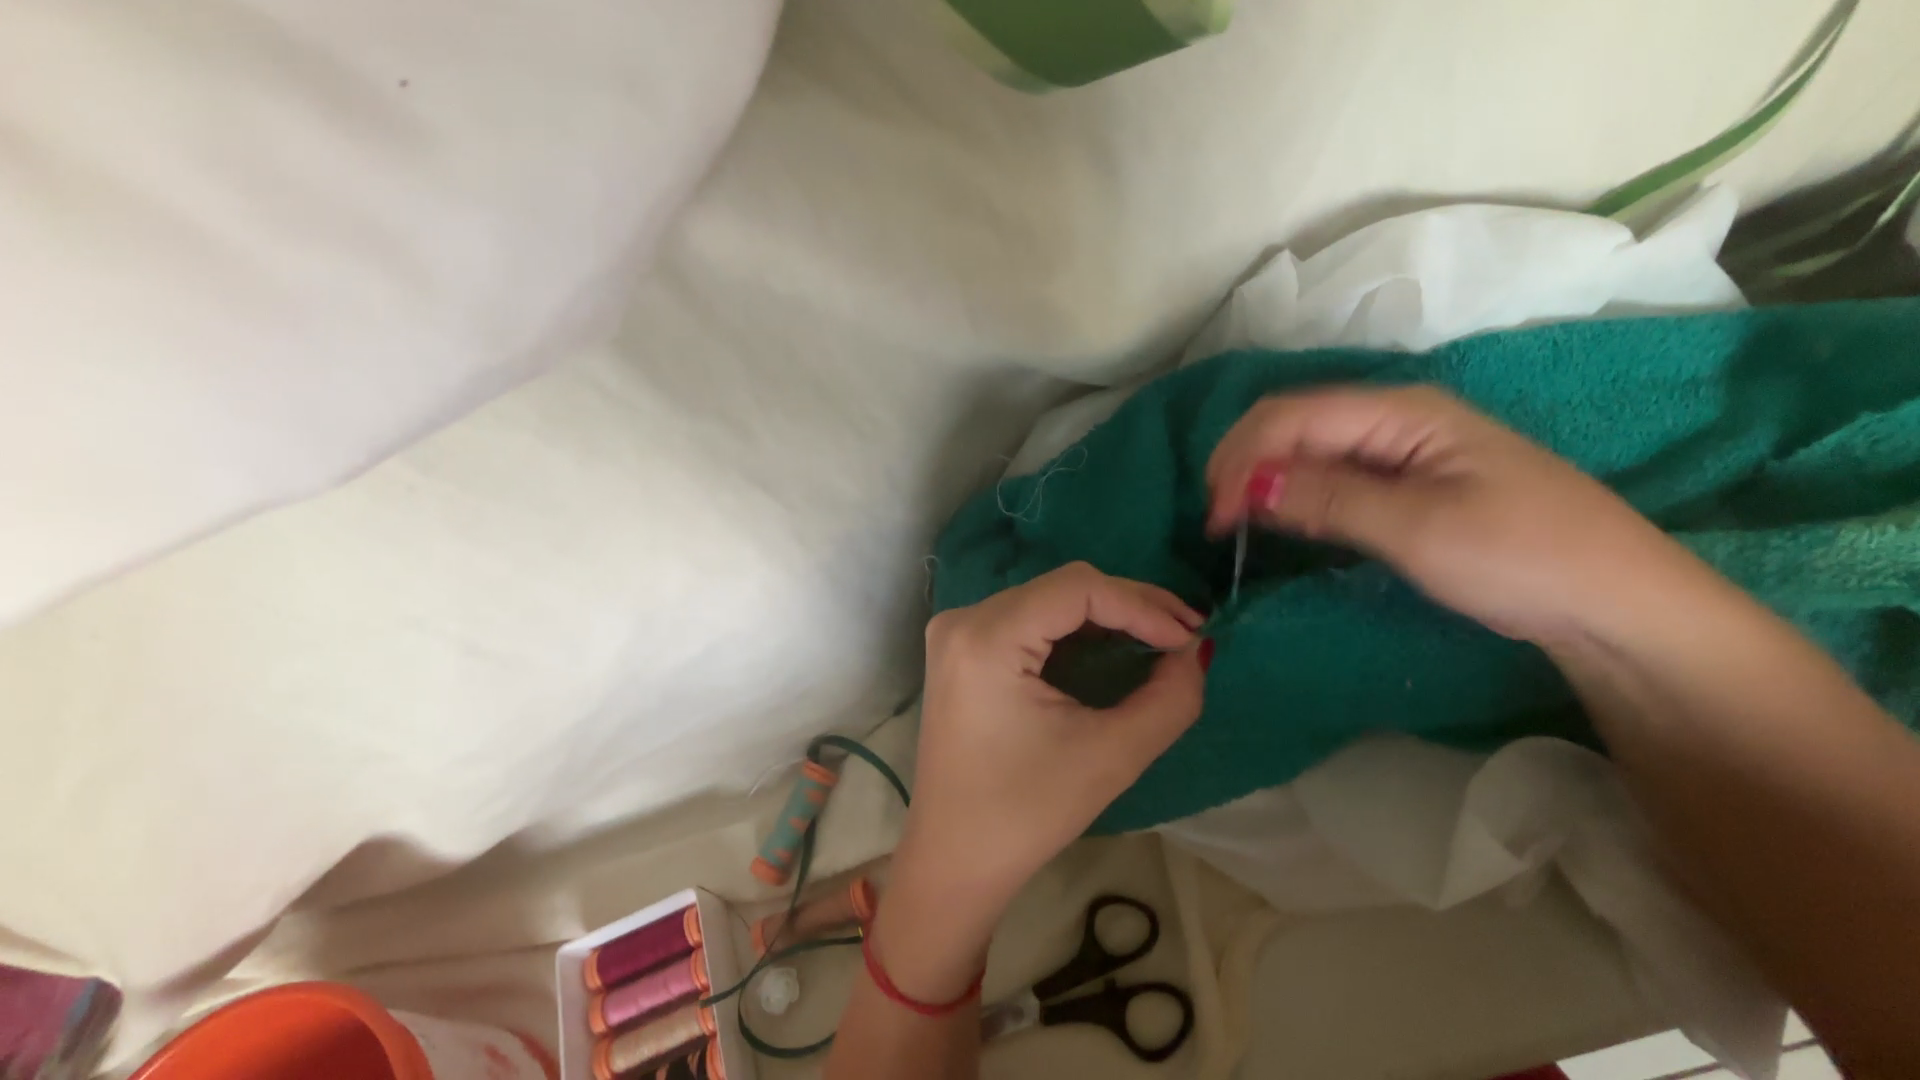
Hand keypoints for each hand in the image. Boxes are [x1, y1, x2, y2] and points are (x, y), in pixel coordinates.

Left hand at [899, 563, 1206, 922]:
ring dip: (1107, 617)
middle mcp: (963, 620)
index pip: (1078, 588)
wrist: (956, 859)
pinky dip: (1076, 632)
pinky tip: (1116, 650)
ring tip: (1161, 642)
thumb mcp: (1111, 756)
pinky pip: (1030, 621)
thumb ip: (1169, 699)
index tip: (1191, 637)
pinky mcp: (963, 653)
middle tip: (1186, 635)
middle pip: (1063, 588)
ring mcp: (957, 634)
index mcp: (985, 637)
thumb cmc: (1027, 813)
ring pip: (1049, 600)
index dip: (1142, 605)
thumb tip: (1196, 652)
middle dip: (1130, 607)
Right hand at [1205, 385, 1708, 645]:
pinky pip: (1335, 473)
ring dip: (1265, 477)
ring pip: (1311, 447)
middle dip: (1244, 463)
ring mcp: (1407, 450)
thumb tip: (1249, 482)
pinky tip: (1281, 518)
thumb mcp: (1418, 528)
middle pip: (1295, 423)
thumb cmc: (1522, 557)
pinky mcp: (1412, 484)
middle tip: (1215, 523)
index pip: (1292, 416)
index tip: (1213, 520)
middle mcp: (1399, 417)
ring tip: (1234, 523)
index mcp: (1403, 411)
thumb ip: (1329, 497)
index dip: (1240, 458)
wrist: (1614, 602)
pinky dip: (1296, 493)